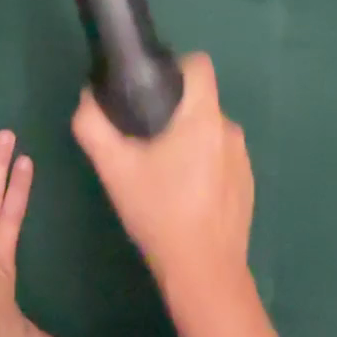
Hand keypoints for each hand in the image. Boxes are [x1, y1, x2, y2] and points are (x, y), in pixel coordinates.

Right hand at [71, 53, 254, 294]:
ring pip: (207, 132)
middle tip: (140, 141)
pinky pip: (219, 158)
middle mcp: (230, 130)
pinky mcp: (246, 185)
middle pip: (198, 102)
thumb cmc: (159, 212)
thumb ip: (93, 126)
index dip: (172, 67)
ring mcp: (243, 160)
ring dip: (185, 141)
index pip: (198, 65)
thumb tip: (89, 98)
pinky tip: (180, 196)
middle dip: (170, 112)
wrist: (203, 272)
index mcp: (204, 118)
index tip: (146, 88)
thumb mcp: (114, 169)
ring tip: (158, 172)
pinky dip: (200, 166)